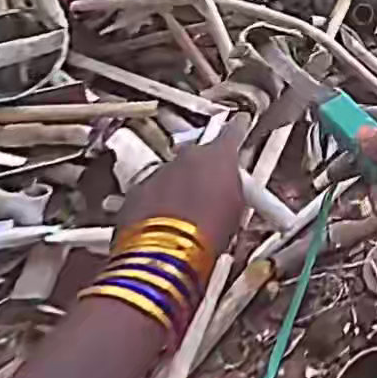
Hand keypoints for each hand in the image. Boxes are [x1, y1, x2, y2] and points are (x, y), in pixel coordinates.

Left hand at [114, 123, 246, 258]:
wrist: (164, 256)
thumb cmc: (209, 233)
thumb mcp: (237, 209)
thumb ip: (234, 186)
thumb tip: (231, 186)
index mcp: (219, 155)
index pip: (233, 131)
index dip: (238, 127)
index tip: (240, 121)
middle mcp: (188, 155)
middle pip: (199, 154)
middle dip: (203, 168)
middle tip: (209, 190)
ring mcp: (160, 171)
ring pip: (172, 174)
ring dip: (178, 187)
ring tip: (184, 215)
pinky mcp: (136, 191)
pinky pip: (150, 191)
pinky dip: (156, 202)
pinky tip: (162, 223)